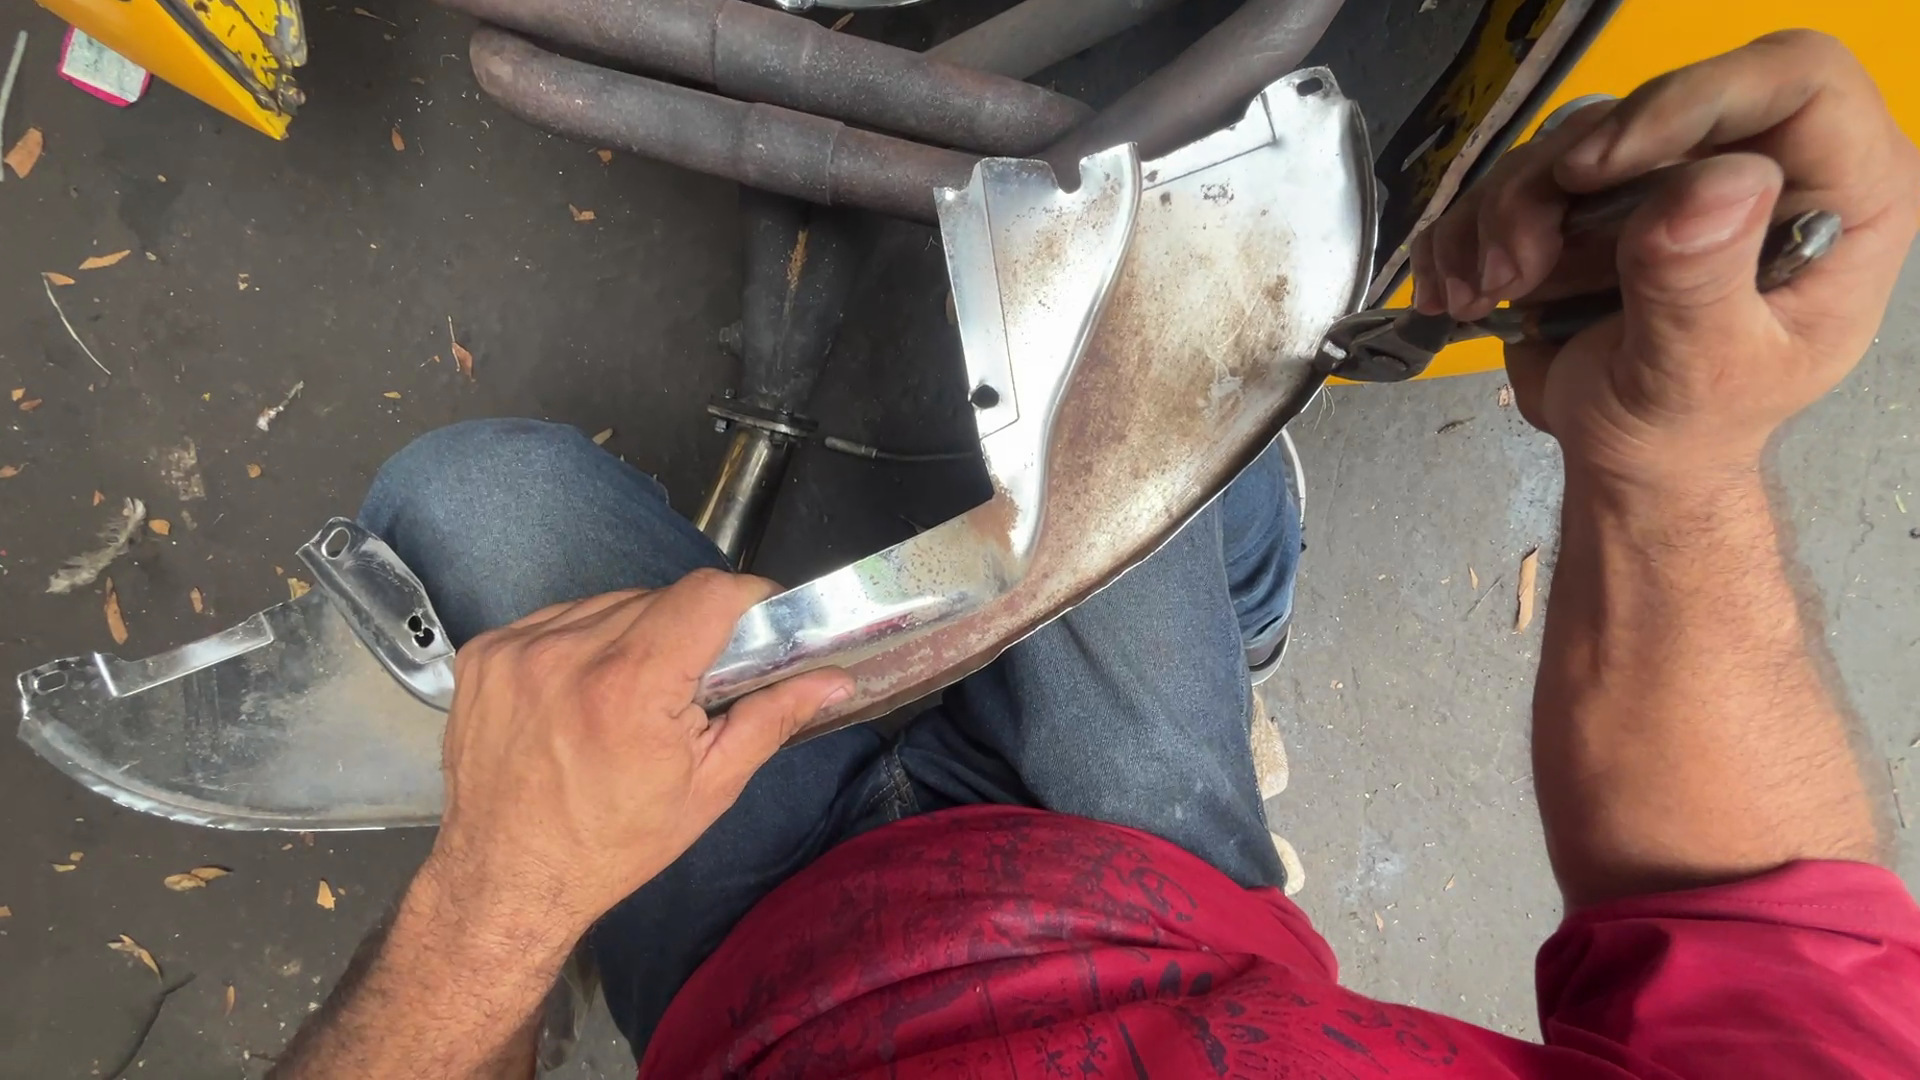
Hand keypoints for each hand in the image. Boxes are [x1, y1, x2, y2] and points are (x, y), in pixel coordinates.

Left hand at [415, 569, 852, 949]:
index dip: (747, 596)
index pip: (708, 592)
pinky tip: (591, 684)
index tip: (760, 620)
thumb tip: (836, 679)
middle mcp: (569, 652)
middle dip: (695, 625)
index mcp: (632, 686)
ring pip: (615, 600)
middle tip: (700, 674)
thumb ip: (774, 717)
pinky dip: (591, 638)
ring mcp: (519, 648)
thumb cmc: (616, 843)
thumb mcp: (711, 786)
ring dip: (642, 629)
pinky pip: (565, 615)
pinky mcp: (486, 651)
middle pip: (665, 595)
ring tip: (641, 684)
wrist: (503, 884)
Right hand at [1411, 31, 1919, 485]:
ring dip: (1484, 230)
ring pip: (1540, 158)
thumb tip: (1705, 184)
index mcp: (1821, 193)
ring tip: (1476, 302)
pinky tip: (1451, 299)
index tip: (1586, 172)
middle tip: (1505, 279)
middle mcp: (1726, 172)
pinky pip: (1489, 200)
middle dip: (1538, 195)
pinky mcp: (1566, 223)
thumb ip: (1703, 283)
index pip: (1783, 81)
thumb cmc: (1680, 424)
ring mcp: (1638, 195)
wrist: (1620, 453)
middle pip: (1623, 119)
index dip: (1685, 102)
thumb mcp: (1700, 371)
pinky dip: (1451, 247)